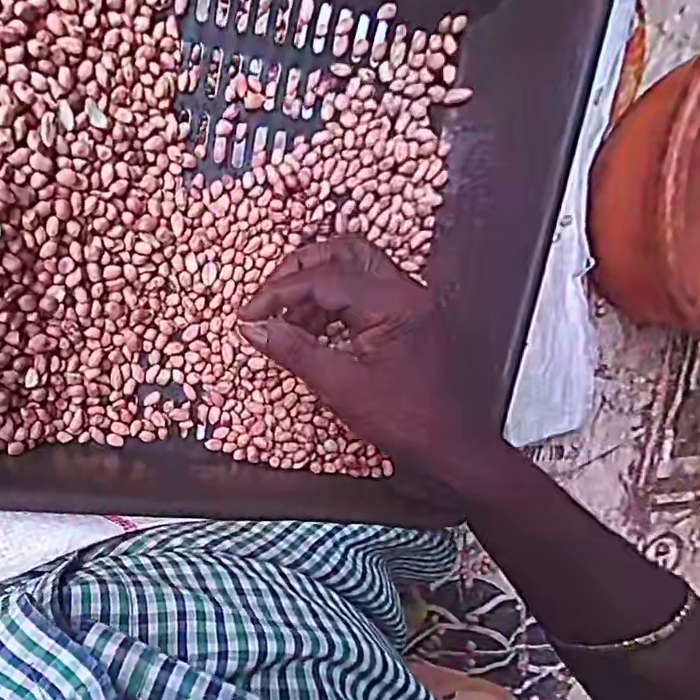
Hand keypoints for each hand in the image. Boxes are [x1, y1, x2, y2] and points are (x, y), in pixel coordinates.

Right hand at [236, 236, 513, 503]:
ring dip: (312, 285)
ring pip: (353, 267)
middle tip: (265, 298)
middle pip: (343, 252)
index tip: (249, 314)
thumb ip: (295, 351)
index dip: (278, 294)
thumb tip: (255, 329)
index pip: (325, 279)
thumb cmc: (406, 421)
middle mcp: (407, 293)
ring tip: (284, 318)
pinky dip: (329, 302)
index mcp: (395, 305)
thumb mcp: (340, 387)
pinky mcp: (404, 318)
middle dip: (297, 270)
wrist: (450, 447)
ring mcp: (408, 303)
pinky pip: (361, 292)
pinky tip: (308, 330)